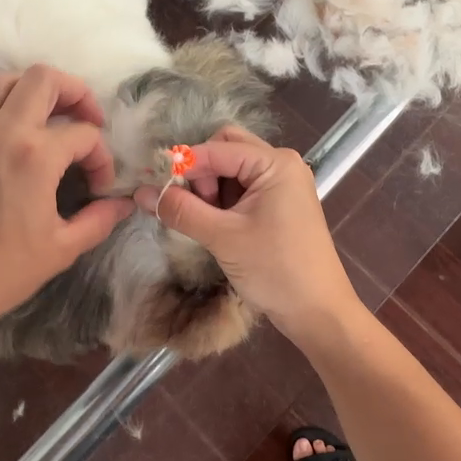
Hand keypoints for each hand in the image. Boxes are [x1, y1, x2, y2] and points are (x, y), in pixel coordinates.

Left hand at [0, 65, 135, 342]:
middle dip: (74, 92)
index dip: (102, 158)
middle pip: (42, 78)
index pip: (85, 135)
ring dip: (26, 90)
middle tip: (86, 120)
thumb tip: (124, 204)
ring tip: (43, 116)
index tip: (99, 189)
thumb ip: (99, 220)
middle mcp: (4, 133)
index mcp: (37, 156)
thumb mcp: (62, 249)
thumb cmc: (1, 273)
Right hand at [132, 126, 361, 343]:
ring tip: (202, 220)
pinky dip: (223, 200)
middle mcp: (282, 164)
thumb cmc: (275, 269)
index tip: (152, 184)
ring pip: (232, 169)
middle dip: (200, 173)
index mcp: (276, 162)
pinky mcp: (280, 204)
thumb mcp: (223, 237)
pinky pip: (243, 188)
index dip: (183, 164)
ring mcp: (283, 185)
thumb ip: (181, 210)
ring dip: (210, 188)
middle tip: (186, 204)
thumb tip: (142, 193)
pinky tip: (214, 224)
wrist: (318, 311)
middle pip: (226, 149)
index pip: (217, 148)